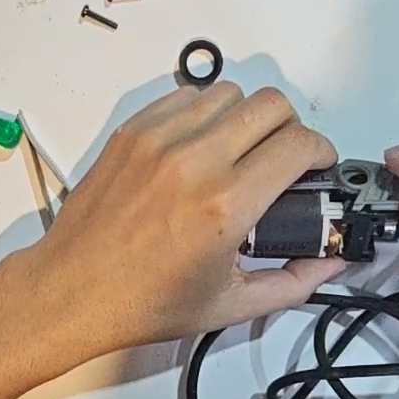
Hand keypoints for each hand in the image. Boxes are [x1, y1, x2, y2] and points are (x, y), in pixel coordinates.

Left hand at [21, 82, 344, 357]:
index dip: (321, 152)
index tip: (317, 164)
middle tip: (285, 157)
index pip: (298, 145)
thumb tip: (326, 262)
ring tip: (242, 151)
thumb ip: (292, 282)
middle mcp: (192, 162)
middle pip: (272, 105)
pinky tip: (203, 145)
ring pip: (231, 93)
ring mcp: (158, 141)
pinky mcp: (132, 133)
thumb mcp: (229, 305)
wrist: (72, 291)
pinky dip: (205, 114)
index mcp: (223, 206)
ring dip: (248, 118)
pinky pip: (186, 96)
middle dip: (292, 129)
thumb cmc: (137, 301)